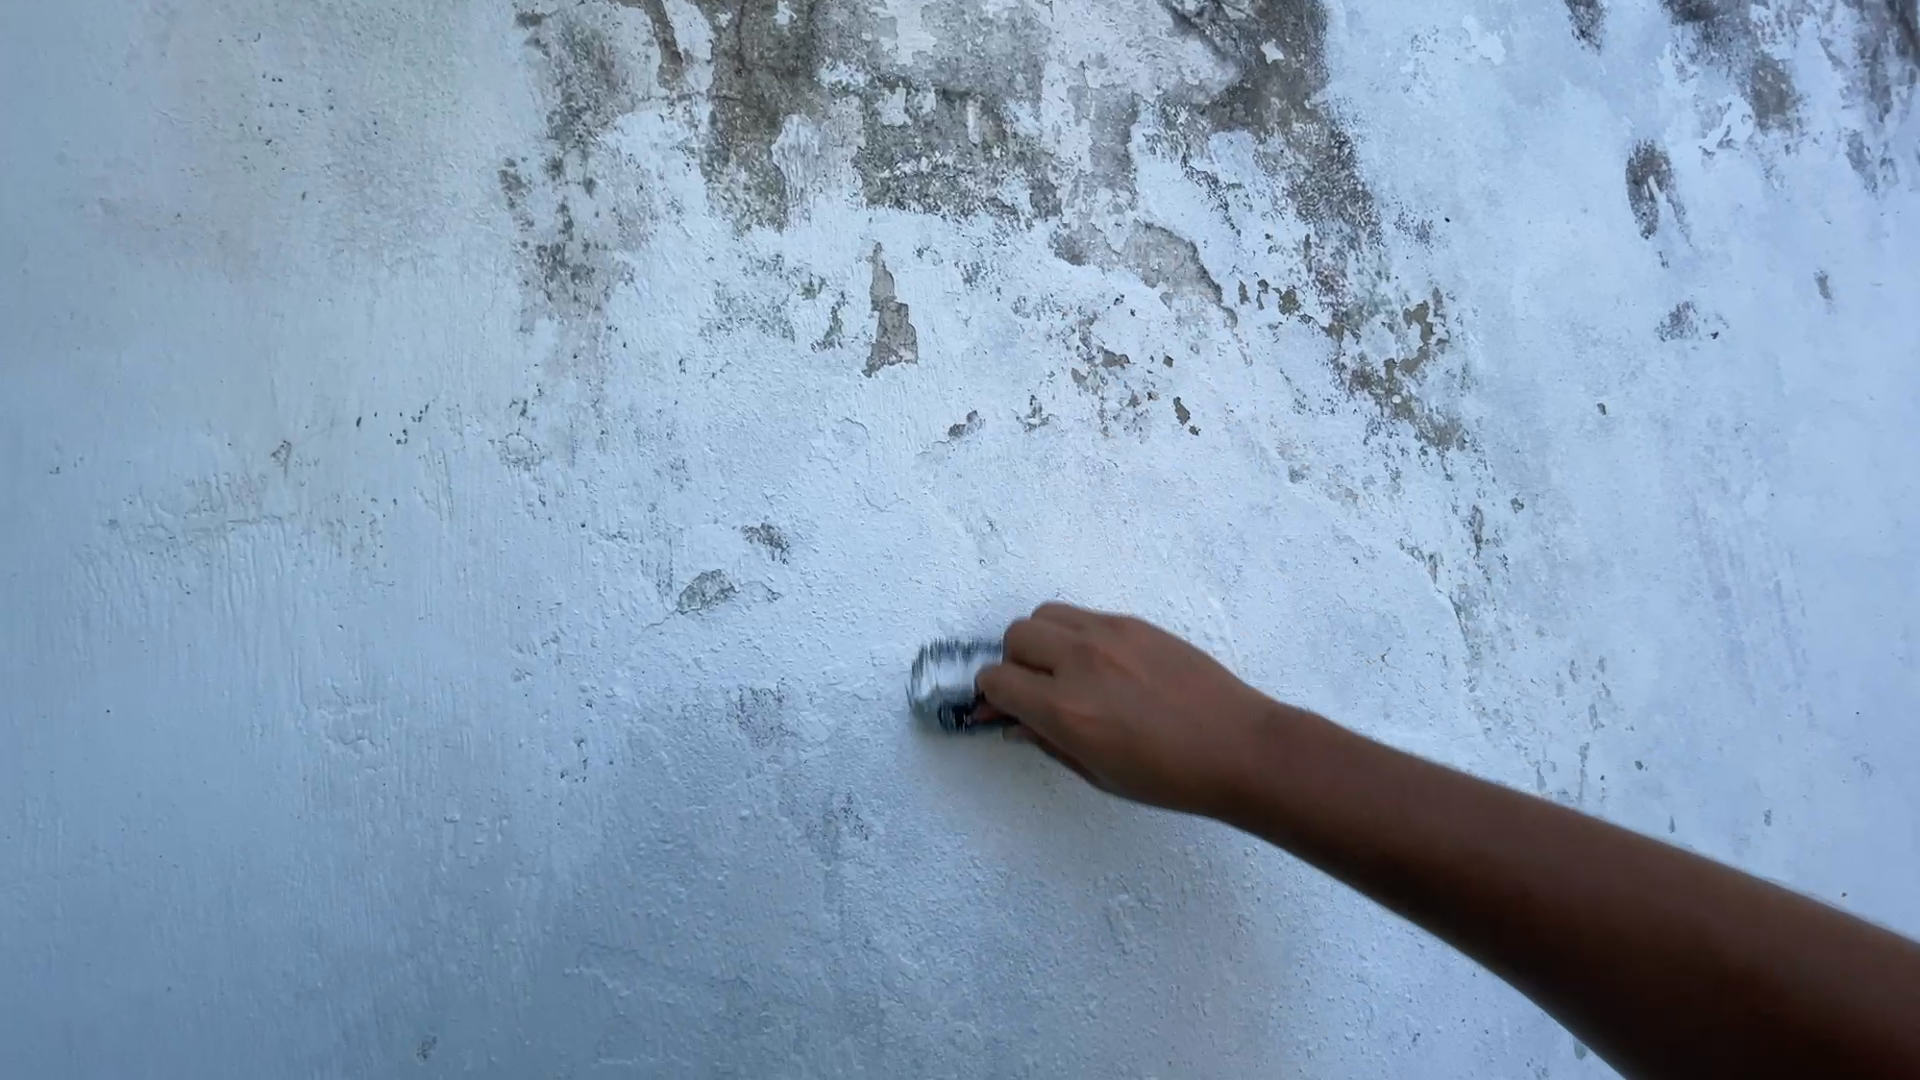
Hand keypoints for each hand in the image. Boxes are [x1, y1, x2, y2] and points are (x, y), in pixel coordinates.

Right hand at [976, 603, 1299, 816]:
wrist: (1238, 747)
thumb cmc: (1168, 777)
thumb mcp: (1097, 773)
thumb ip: (1046, 741)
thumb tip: (1012, 722)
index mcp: (1065, 710)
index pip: (996, 680)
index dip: (990, 697)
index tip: (1000, 709)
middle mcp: (1078, 662)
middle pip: (1015, 636)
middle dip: (1013, 663)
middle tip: (1036, 689)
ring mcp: (1108, 635)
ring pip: (1044, 614)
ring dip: (1041, 641)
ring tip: (1065, 669)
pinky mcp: (1133, 622)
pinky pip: (1083, 615)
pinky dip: (1075, 635)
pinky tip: (1102, 664)